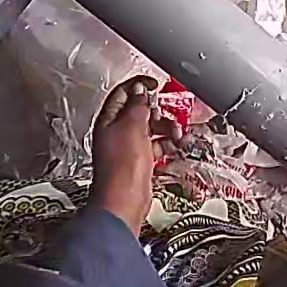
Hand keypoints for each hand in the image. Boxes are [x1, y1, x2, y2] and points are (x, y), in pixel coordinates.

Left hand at [89, 76, 177, 231]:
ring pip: (150, 128)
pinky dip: (166, 144)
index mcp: (109, 119)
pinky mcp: (139, 162)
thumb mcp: (133, 127)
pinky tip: (176, 146)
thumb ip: (138, 106)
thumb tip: (140, 90)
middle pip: (139, 111)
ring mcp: (127, 147)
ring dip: (166, 128)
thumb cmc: (123, 167)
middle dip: (157, 111)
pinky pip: (155, 146)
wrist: (124, 202)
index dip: (139, 85)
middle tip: (168, 115)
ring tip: (177, 135)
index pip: (123, 93)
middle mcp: (116, 132)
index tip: (155, 84)